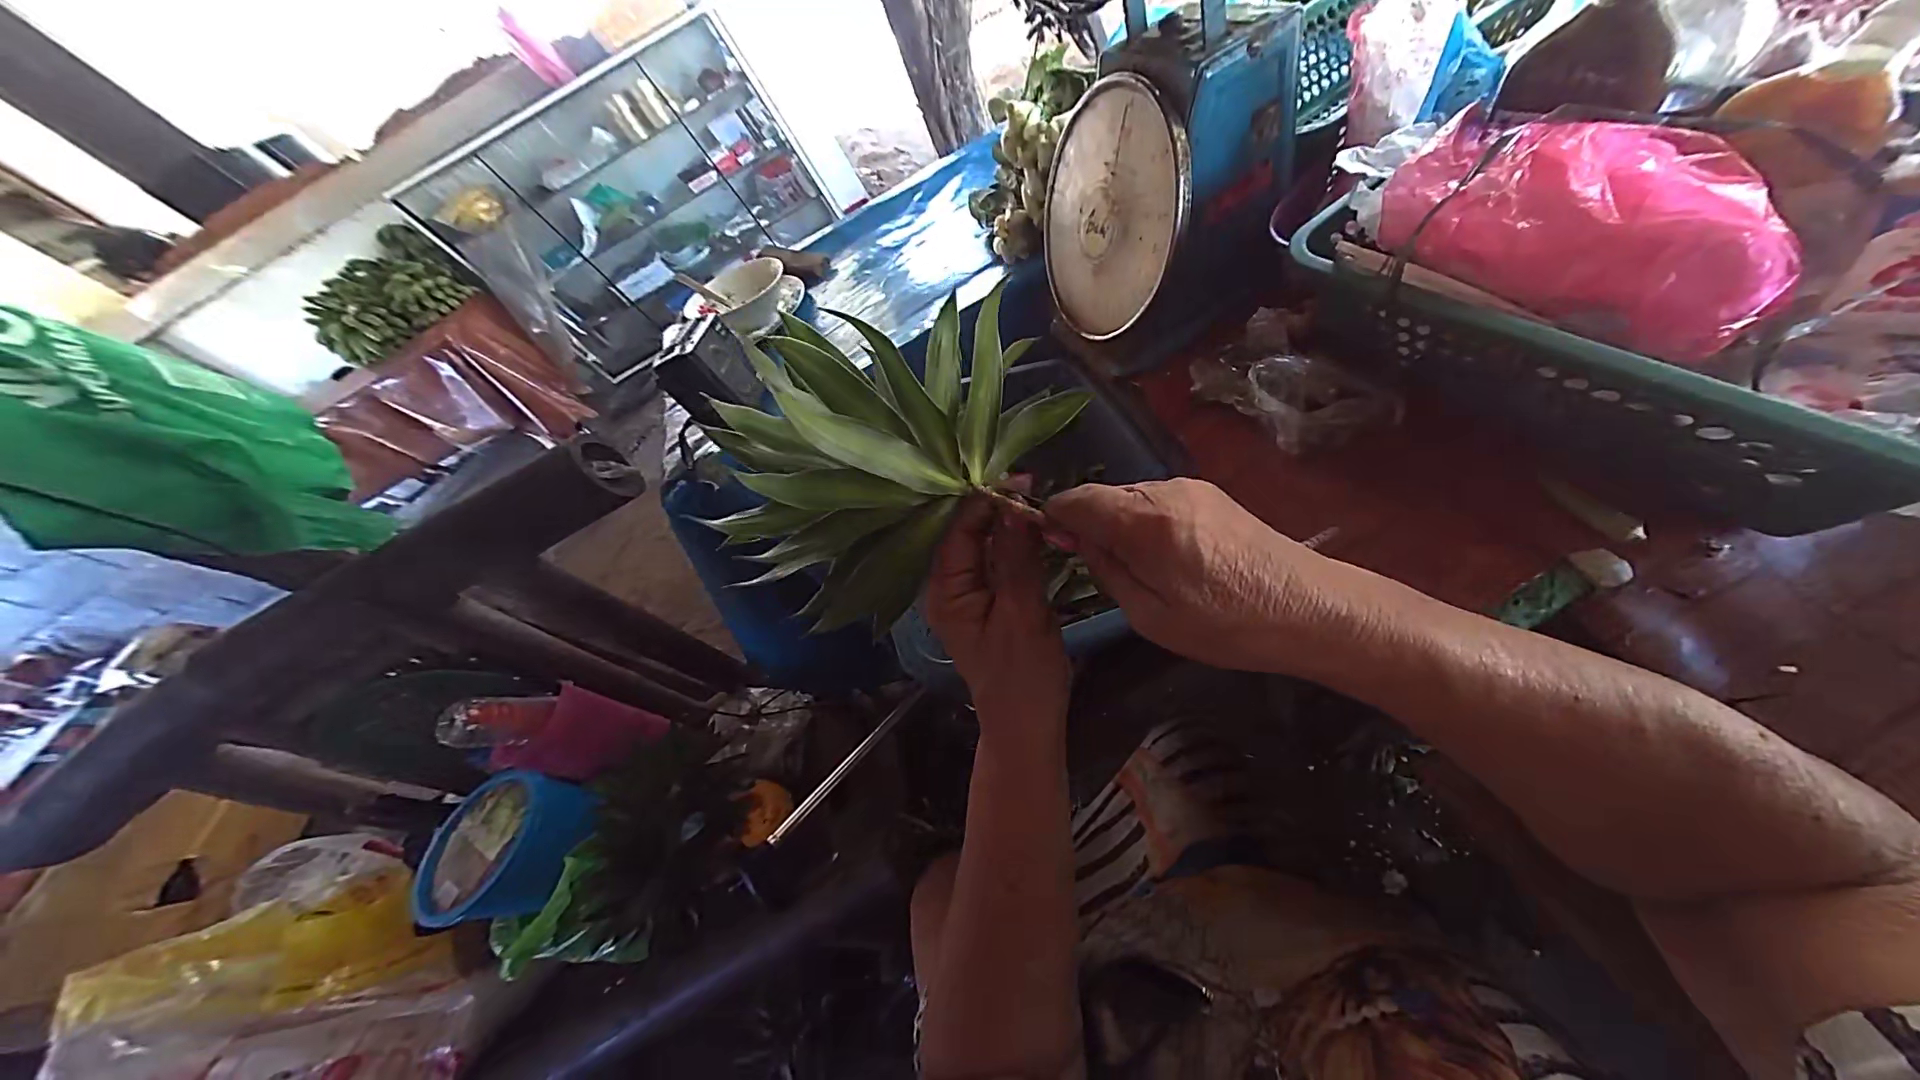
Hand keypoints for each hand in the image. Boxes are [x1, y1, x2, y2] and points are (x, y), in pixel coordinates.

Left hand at [924, 495, 1070, 728]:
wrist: (1027, 723)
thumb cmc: (1023, 674)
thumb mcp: (1023, 611)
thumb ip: (1016, 556)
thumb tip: (1016, 505)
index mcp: (944, 589)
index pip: (957, 529)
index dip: (987, 500)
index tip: (1022, 477)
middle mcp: (945, 586)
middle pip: (964, 532)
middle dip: (995, 506)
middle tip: (1033, 483)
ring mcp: (963, 592)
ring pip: (979, 543)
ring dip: (1004, 521)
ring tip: (1035, 497)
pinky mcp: (983, 598)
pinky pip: (992, 559)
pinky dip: (1010, 541)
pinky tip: (1031, 527)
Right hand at [1044, 479, 1374, 675]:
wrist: (1312, 608)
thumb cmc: (1226, 624)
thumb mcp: (1150, 615)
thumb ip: (1106, 569)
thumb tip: (1078, 539)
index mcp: (1143, 520)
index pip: (1074, 499)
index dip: (1054, 519)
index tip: (1052, 545)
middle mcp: (1163, 490)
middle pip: (1102, 496)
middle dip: (1088, 524)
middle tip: (1099, 568)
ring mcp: (1191, 487)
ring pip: (1130, 498)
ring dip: (1118, 524)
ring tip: (1141, 570)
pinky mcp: (1210, 494)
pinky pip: (1157, 502)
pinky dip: (1145, 523)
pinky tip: (1168, 557)